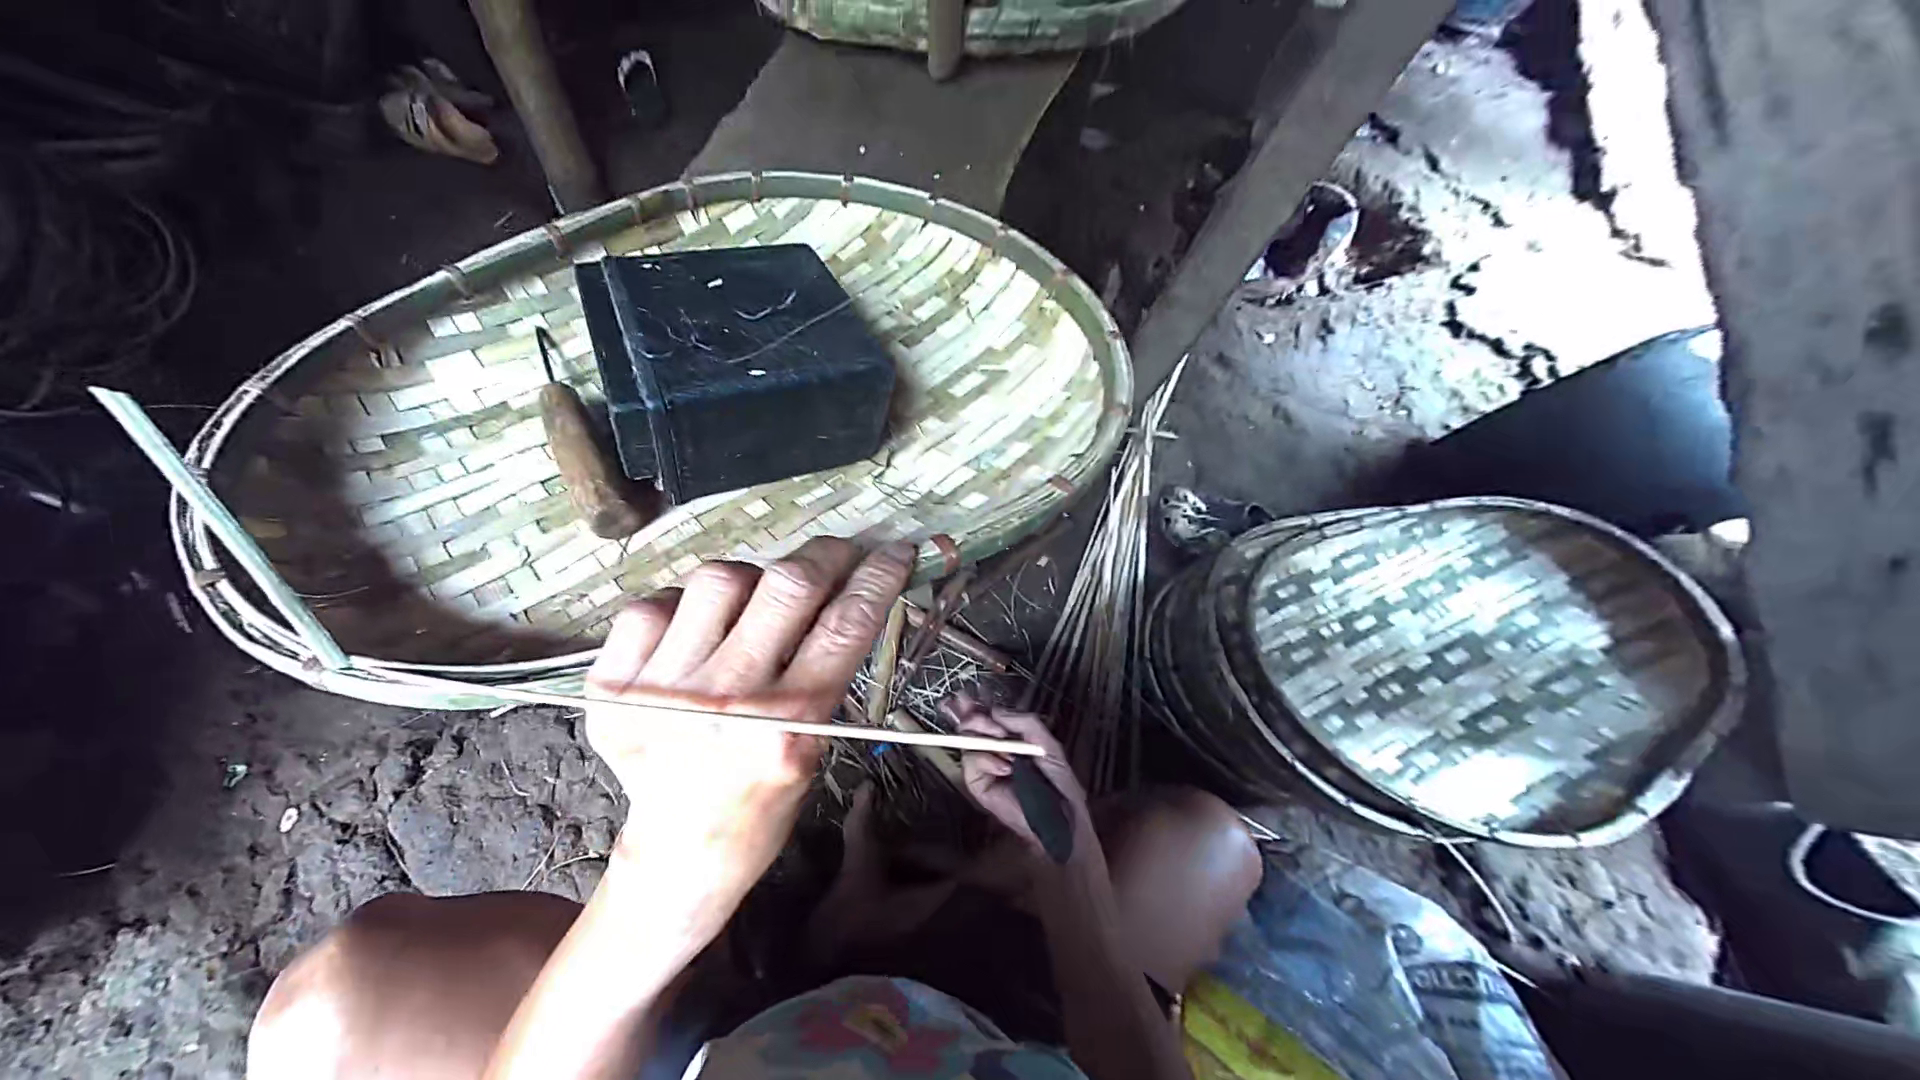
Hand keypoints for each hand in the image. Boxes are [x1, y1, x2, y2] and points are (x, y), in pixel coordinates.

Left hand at [585, 538, 913, 869]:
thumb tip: (844, 590)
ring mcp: (659, 688)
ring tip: (758, 601)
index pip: (845, 624)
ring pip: (720, 577)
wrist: (681, 848)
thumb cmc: (763, 797)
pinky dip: (684, 603)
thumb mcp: (816, 742)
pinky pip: (653, 603)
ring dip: (753, 578)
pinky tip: (697, 629)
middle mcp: (724, 700)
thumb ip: (825, 668)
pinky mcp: (610, 685)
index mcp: (786, 725)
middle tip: (836, 553)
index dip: (877, 576)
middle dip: (825, 554)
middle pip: (788, 585)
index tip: (892, 552)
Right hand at [947, 694, 1089, 856]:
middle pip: (970, 725)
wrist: (1060, 815)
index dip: (972, 704)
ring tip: (1002, 742)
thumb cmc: (1058, 781)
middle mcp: (992, 748)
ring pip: (967, 740)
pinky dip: (985, 760)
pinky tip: (1004, 767)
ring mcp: (983, 766)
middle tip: (981, 715)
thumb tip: (996, 710)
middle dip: (974, 715)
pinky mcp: (977, 783)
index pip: (985, 716)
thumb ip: (1023, 722)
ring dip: (982, 734)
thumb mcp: (1046, 743)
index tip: (964, 696)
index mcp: (1009, 736)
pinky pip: (971, 762)